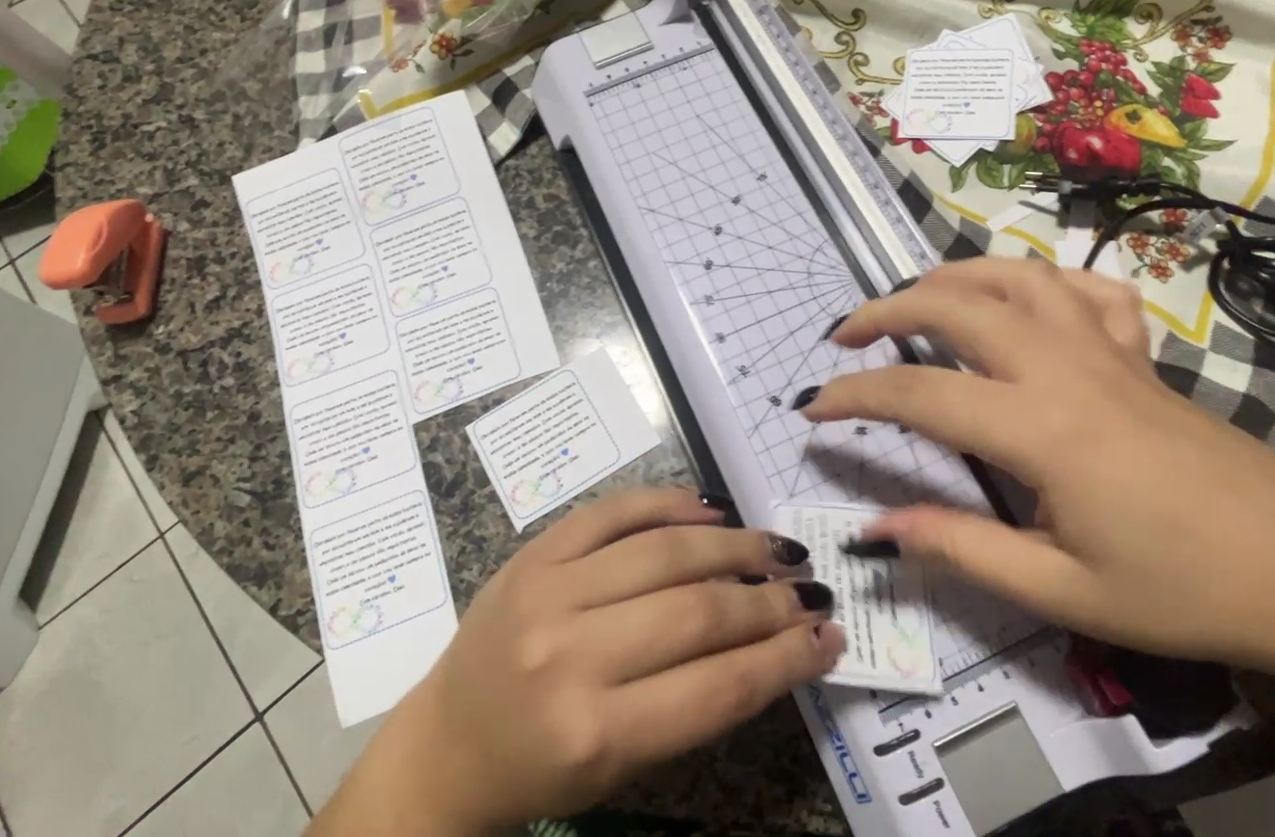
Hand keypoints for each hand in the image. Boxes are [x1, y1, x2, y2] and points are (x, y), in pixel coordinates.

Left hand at [325, 489, 845, 834]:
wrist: (447, 744)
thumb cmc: (541, 771)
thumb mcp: (626, 763)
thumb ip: (699, 702)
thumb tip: (777, 639)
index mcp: (597, 732)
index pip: (718, 686)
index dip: (786, 658)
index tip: (827, 637)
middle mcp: (570, 656)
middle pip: (698, 612)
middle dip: (770, 600)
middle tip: (810, 591)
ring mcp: (546, 594)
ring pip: (663, 552)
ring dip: (734, 544)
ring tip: (777, 547)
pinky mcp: (530, 555)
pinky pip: (610, 513)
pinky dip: (667, 503)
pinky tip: (710, 509)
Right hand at [800, 258, 1274, 690]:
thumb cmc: (1184, 591)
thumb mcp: (1060, 590)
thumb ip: (959, 550)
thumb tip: (874, 530)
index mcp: (1040, 429)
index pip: (919, 394)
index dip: (854, 395)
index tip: (810, 409)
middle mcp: (1066, 369)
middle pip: (958, 305)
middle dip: (887, 310)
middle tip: (845, 337)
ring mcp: (1109, 353)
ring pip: (1018, 277)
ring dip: (954, 275)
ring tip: (915, 299)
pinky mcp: (1143, 358)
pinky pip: (1088, 289)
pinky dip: (1043, 279)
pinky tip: (1023, 299)